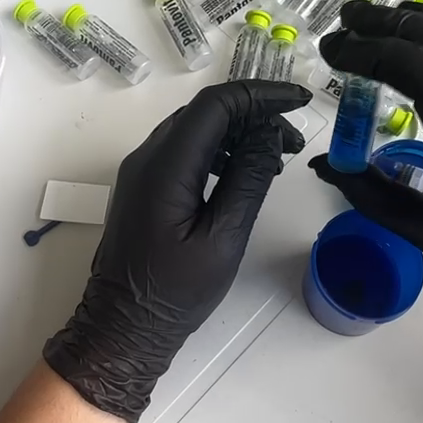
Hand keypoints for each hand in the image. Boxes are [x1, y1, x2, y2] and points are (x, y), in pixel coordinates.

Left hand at [45, 80, 310, 422]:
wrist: (123, 327)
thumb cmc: (175, 292)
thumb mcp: (224, 238)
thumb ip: (248, 179)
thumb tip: (270, 134)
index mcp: (167, 165)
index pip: (216, 104)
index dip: (261, 95)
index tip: (300, 102)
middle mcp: (148, 155)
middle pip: (206, 111)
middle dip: (255, 114)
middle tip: (295, 140)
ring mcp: (143, 168)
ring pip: (196, 127)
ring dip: (239, 131)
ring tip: (278, 157)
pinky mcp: (145, 184)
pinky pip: (186, 149)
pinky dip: (220, 148)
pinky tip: (244, 171)